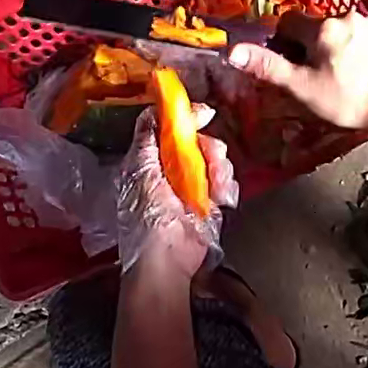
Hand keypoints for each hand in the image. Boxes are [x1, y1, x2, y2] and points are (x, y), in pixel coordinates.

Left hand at [117, 102, 238, 278]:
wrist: (169, 258)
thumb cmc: (147, 218)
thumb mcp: (139, 170)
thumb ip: (146, 138)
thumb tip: (156, 109)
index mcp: (153, 159)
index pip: (170, 127)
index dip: (186, 117)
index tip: (203, 114)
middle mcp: (174, 168)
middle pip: (199, 140)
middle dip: (209, 147)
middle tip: (211, 155)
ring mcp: (195, 184)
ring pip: (217, 158)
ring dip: (220, 169)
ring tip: (215, 188)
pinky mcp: (213, 200)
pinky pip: (227, 181)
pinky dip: (226, 187)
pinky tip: (220, 199)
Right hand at [226, 12, 367, 132]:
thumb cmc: (346, 100)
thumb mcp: (301, 88)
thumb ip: (267, 66)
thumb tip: (232, 51)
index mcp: (321, 28)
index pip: (289, 22)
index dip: (284, 42)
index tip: (291, 64)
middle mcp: (346, 17)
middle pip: (317, 27)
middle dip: (313, 46)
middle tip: (317, 76)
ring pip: (343, 31)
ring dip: (338, 47)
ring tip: (344, 77)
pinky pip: (366, 37)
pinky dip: (361, 50)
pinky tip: (365, 73)